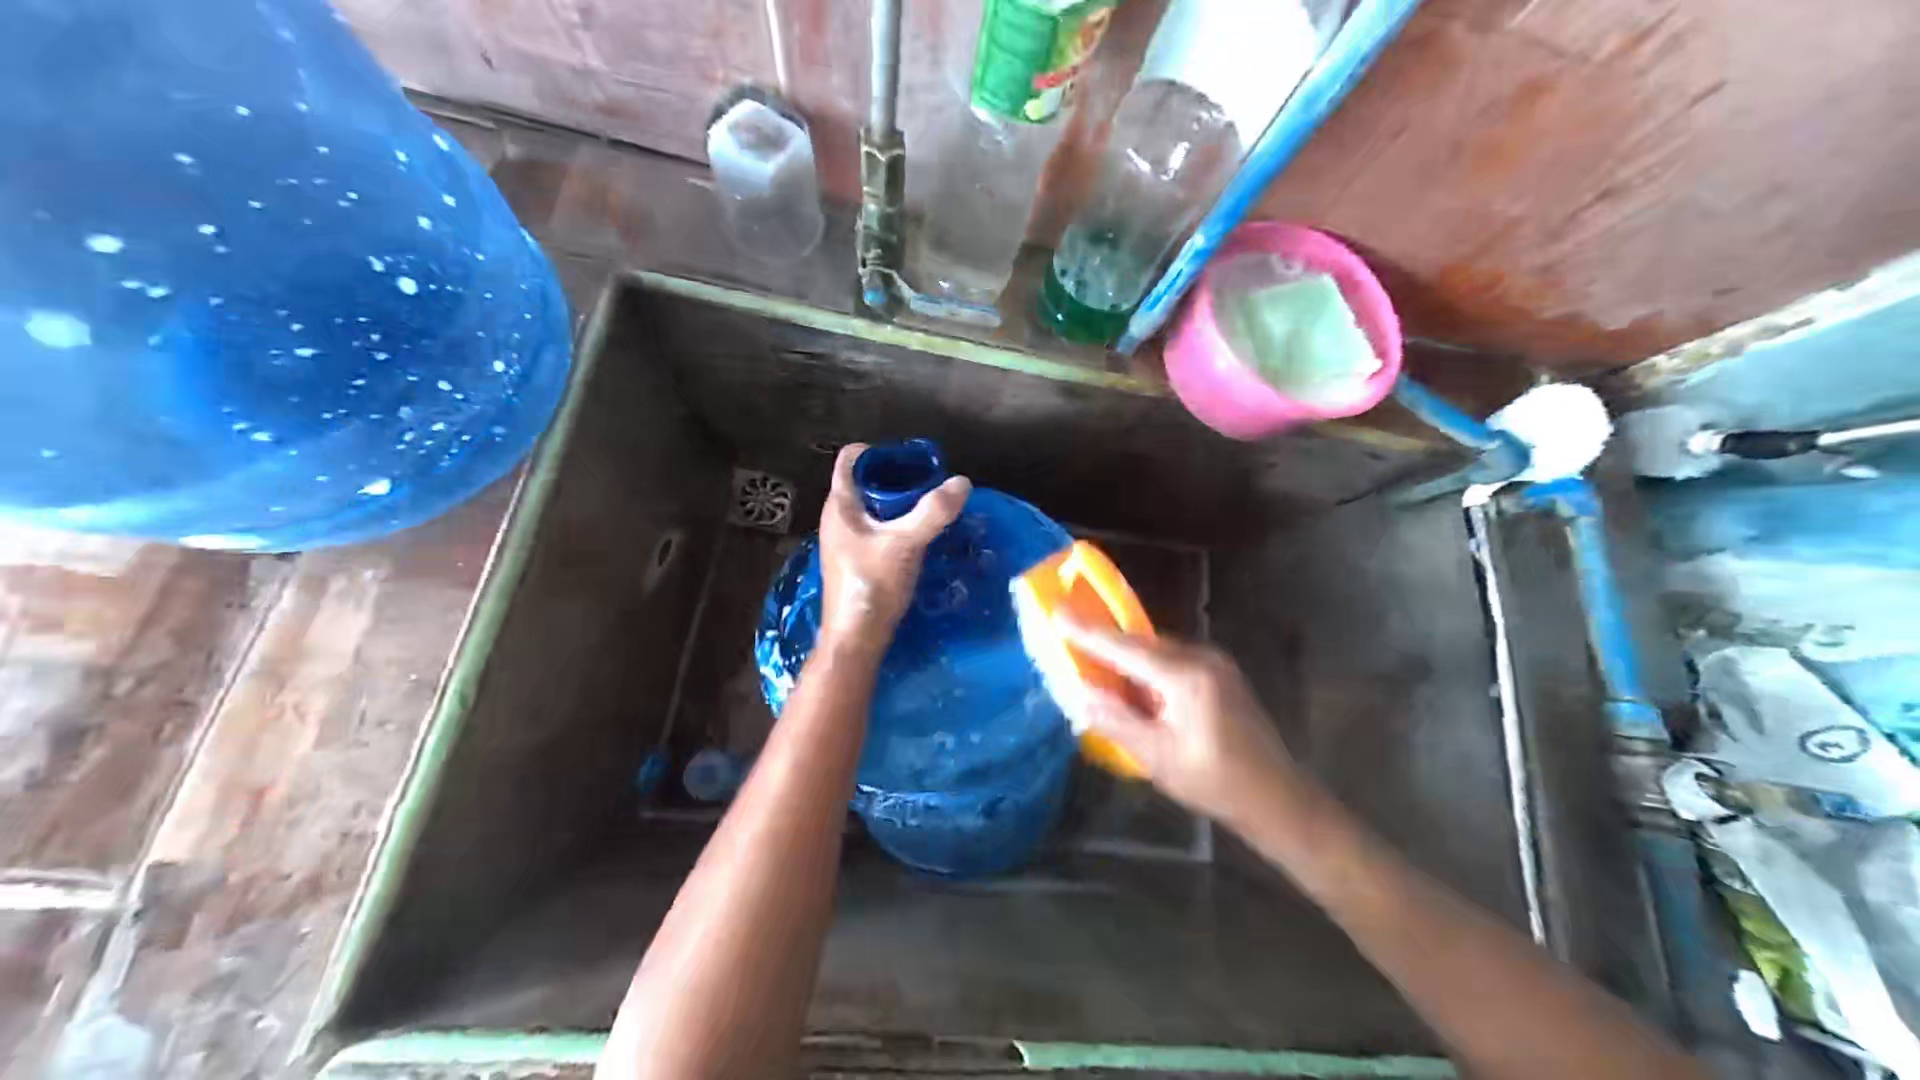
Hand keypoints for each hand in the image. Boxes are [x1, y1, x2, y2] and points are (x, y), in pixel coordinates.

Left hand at [817, 443, 970, 655]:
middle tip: (927, 480)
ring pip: (872, 509)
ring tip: (928, 505)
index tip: (909, 457)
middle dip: (894, 477)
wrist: (856, 638)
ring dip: (897, 504)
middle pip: (864, 483)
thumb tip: (962, 482)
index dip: (878, 451)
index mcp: (840, 506)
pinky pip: (876, 531)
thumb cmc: (872, 585)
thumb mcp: (906, 543)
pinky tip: (918, 536)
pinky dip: (895, 525)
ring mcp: (844, 543)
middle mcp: (837, 520)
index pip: (851, 460)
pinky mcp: (856, 562)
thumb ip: (933, 512)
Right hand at [1056, 620, 1301, 826]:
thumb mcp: (1158, 758)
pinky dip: (1147, 669)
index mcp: (1187, 678)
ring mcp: (1215, 663)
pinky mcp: (1220, 674)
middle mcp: (1203, 659)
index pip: (1126, 648)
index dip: (1088, 632)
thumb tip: (1081, 694)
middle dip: (1105, 643)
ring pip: (1157, 650)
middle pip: (1142, 644)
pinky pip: (1172, 660)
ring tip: (1096, 667)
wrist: (1279, 798)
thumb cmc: (1217, 783)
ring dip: (1127, 658)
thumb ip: (1116, 722)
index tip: (1058, 612)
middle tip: (1069, 639)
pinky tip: (1135, 687)